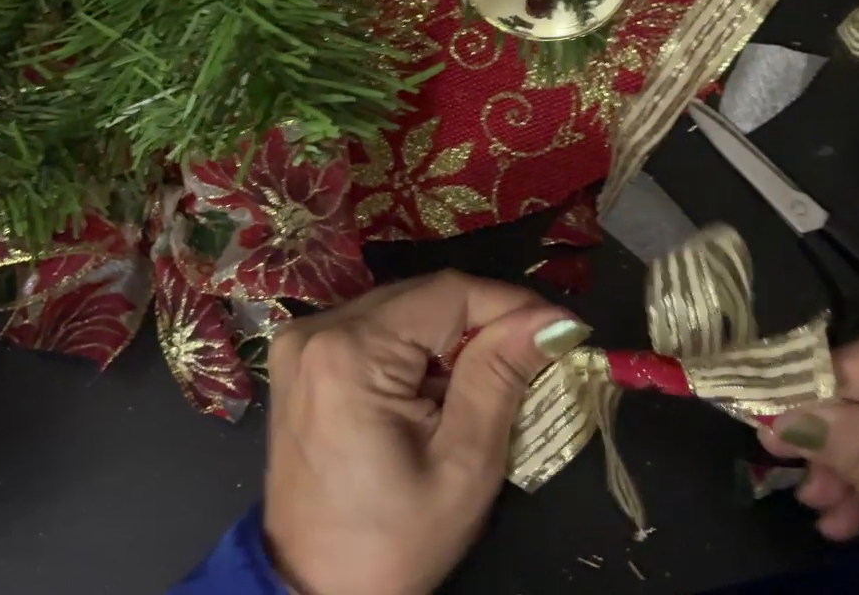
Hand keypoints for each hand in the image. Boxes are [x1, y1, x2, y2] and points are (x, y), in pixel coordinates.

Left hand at [263, 271, 588, 594]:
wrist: (312, 587)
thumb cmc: (393, 541)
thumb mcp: (463, 465)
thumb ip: (500, 377)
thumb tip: (550, 319)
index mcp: (349, 352)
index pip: (446, 292)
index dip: (509, 303)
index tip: (558, 329)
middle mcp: (317, 328)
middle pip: (421, 296)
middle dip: (481, 321)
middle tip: (529, 356)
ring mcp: (301, 340)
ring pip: (400, 309)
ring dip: (449, 335)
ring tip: (484, 378)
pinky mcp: (299, 355)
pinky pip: (373, 328)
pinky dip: (413, 347)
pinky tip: (434, 387)